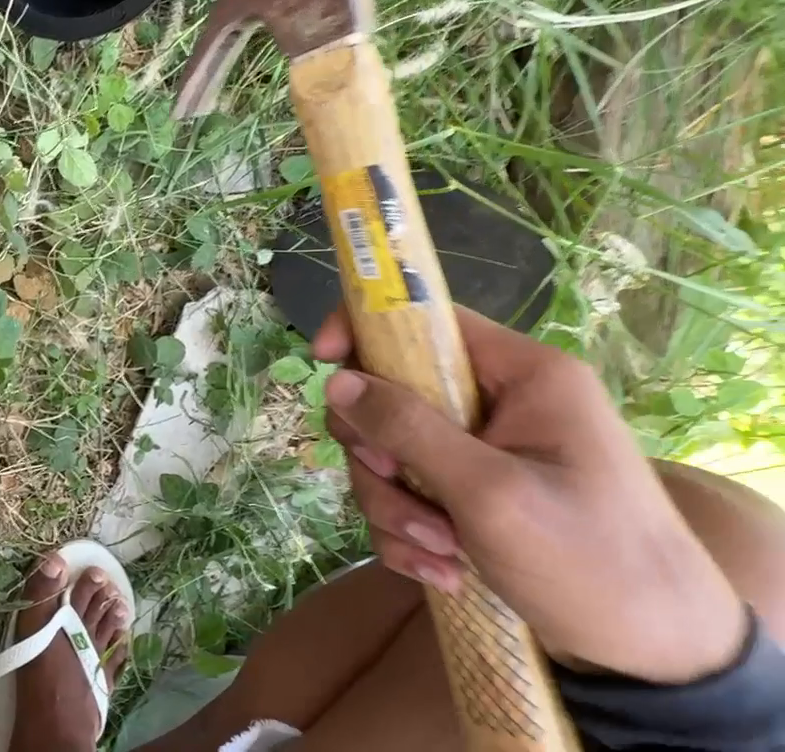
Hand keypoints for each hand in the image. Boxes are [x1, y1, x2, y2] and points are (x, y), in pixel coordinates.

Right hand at [314, 306, 747, 684]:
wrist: (658, 659)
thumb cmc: (591, 562)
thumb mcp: (491, 493)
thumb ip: (409, 430)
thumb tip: (335, 382)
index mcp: (525, 378)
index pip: (425, 320)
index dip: (364, 329)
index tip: (321, 363)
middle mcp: (501, 403)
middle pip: (389, 395)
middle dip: (381, 455)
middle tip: (400, 489)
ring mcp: (483, 450)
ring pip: (388, 451)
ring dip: (394, 504)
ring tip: (440, 552)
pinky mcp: (469, 493)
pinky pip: (402, 493)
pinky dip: (407, 532)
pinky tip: (442, 569)